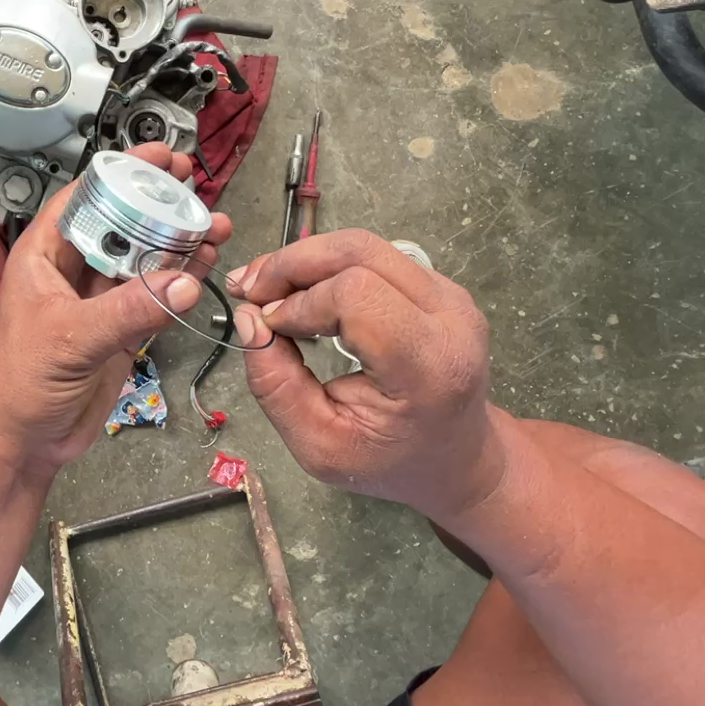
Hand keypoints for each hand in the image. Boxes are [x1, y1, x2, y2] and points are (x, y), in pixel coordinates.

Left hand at [0, 144, 233, 476]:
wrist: (22, 440)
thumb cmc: (22, 380)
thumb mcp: (71, 337)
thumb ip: (129, 309)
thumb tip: (185, 281)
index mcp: (45, 254)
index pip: (86, 198)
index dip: (122, 174)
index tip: (161, 158)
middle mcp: (73, 269)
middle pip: (122, 223)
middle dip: (158, 205)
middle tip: (196, 187)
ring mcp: (98, 299)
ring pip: (142, 259)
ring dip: (177, 243)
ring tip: (214, 228)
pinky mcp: (118, 329)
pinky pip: (153, 295)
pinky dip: (179, 282)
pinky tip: (204, 267)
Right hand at [228, 229, 502, 517]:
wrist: (456, 458)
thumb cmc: (388, 461)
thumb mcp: (318, 446)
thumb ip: (276, 386)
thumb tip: (248, 319)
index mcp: (428, 367)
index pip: (356, 296)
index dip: (299, 303)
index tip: (267, 329)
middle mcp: (449, 318)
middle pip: (357, 251)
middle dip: (290, 264)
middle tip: (248, 290)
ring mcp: (449, 294)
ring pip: (361, 244)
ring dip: (302, 259)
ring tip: (264, 288)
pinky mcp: (438, 284)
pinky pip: (370, 255)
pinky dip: (323, 264)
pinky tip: (297, 290)